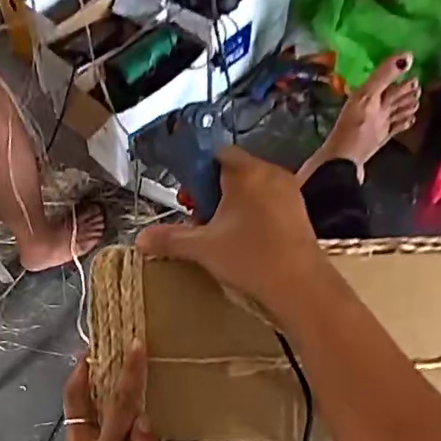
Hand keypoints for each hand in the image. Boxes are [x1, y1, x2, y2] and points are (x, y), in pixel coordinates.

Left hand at [38, 344, 159, 440]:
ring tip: (100, 380)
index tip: (134, 346)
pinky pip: (77, 431)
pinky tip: (101, 430)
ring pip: (75, 412)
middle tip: (91, 348)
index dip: (128, 372)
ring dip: (86, 392)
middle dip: (82, 368)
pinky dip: (88, 420)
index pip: (119, 403)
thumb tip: (144, 417)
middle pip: (77, 396)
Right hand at [136, 146, 329, 316]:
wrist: (301, 286)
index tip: (188, 200)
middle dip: (211, 193)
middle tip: (200, 221)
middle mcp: (270, 173)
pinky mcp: (299, 212)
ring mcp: (288, 192)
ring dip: (231, 206)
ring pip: (251, 189)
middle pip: (232, 172)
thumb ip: (170, 239)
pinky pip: (268, 203)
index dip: (196, 174)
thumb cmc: (250, 259)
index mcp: (245, 172)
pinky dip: (252, 215)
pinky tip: (245, 243)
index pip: (215, 154)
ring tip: (220, 235)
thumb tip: (140, 239)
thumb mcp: (203, 248)